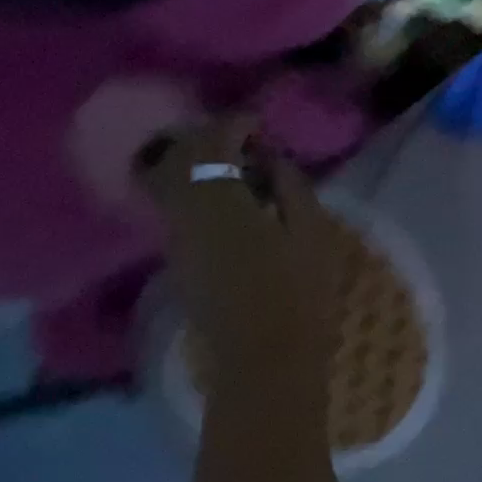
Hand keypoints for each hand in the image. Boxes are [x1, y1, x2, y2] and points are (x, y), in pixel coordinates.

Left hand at [136, 120, 338, 377]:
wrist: (265, 357)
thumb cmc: (299, 293)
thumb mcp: (312, 234)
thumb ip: (291, 187)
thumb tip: (271, 160)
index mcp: (218, 198)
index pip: (211, 140)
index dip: (234, 124)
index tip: (259, 124)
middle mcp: (183, 210)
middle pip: (174, 156)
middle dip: (204, 140)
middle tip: (241, 143)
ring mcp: (174, 237)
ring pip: (169, 182)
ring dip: (197, 166)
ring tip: (237, 174)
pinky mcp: (177, 260)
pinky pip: (177, 208)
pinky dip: (197, 193)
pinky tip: (231, 207)